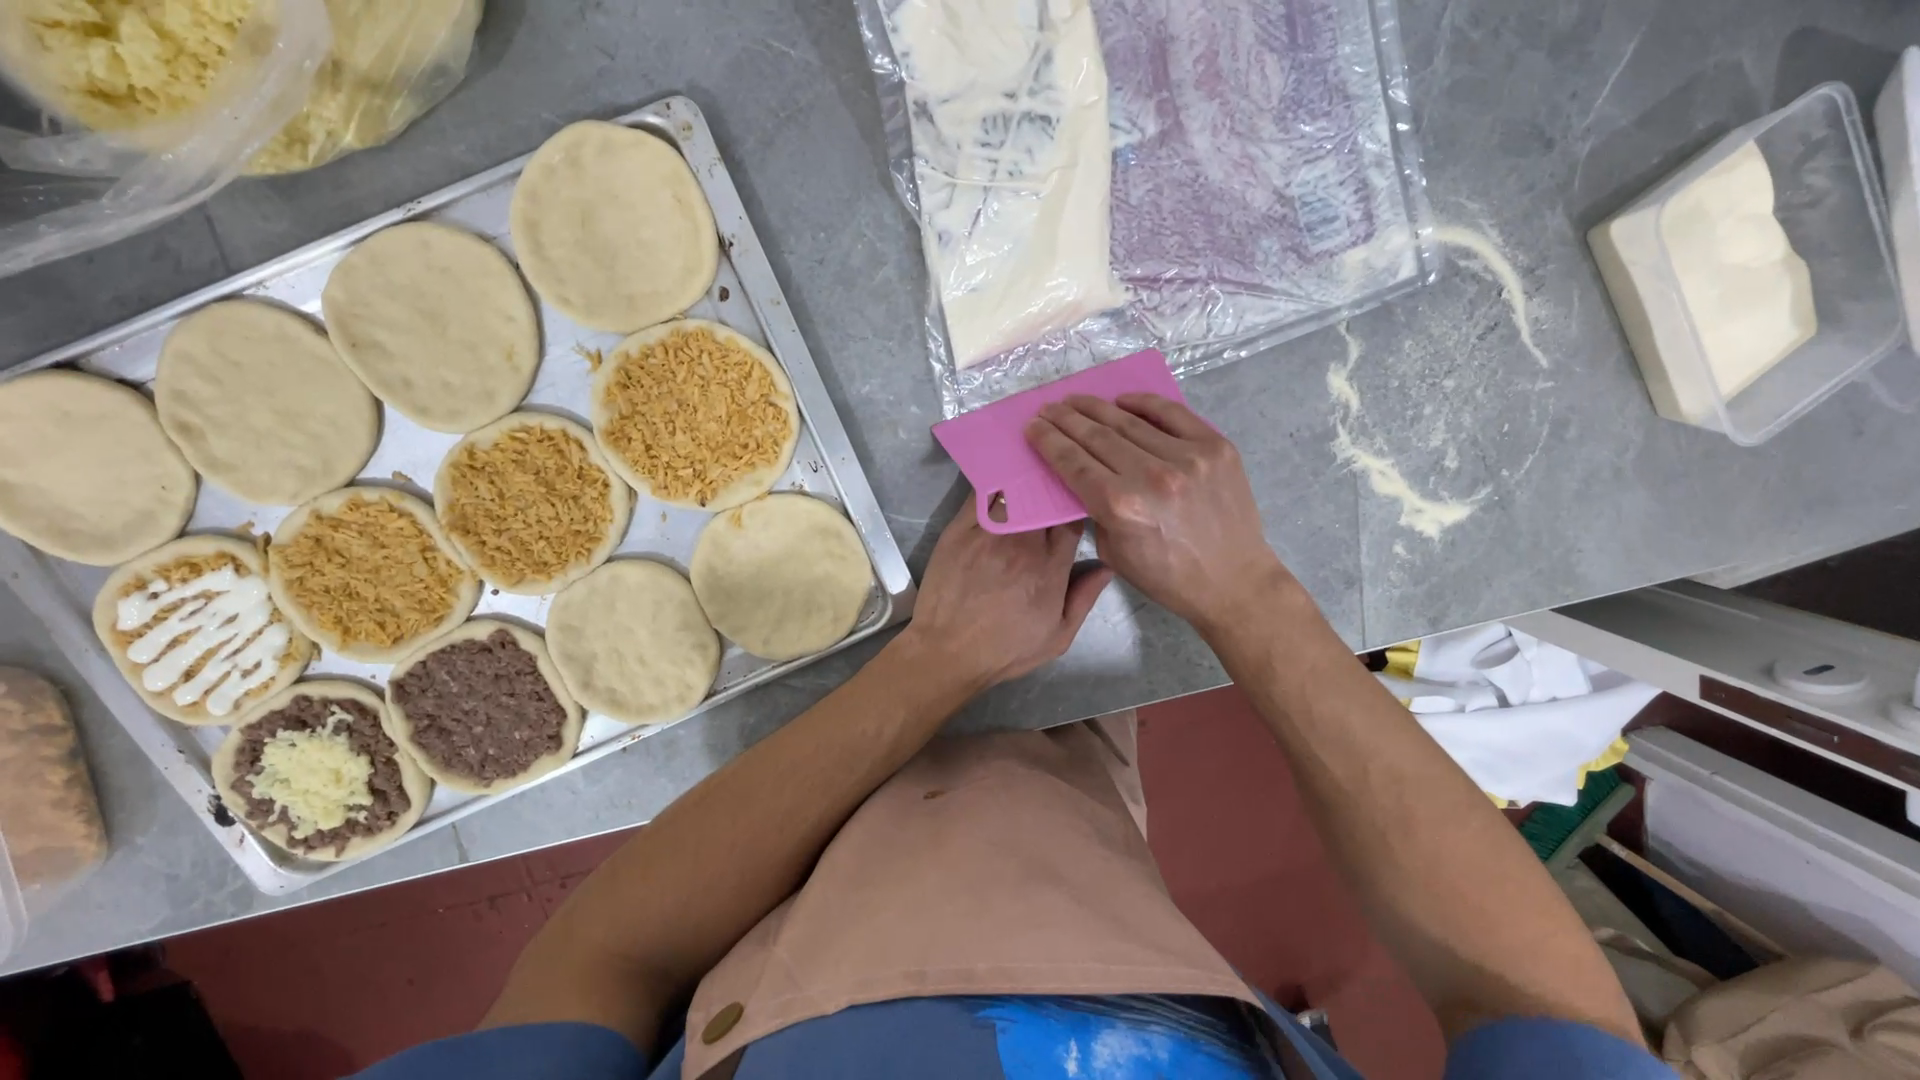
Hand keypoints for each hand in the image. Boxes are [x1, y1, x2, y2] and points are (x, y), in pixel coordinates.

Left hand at [901, 494, 1113, 689]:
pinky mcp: (959, 529)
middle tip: (1051, 487)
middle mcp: (1024, 543)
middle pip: (1045, 498)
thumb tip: (1107, 567)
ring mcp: (989, 533)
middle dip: (1051, 490)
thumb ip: (1084, 598)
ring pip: (1015, 490)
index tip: (1070, 508)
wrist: (947, 652)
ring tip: (1029, 472)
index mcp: (1051, 567)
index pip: (1071, 519)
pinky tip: (999, 476)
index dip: (1073, 509)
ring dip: (1025, 481)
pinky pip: (982, 493)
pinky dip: (994, 482)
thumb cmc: (1005, 650)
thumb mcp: (1057, 636)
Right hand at [1026, 394, 1288, 633]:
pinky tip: (1123, 399)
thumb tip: (1082, 474)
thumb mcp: (1114, 552)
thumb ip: (1095, 509)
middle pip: (1097, 436)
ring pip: (1130, 421)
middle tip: (1049, 408)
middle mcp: (1151, 476)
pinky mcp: (1215, 447)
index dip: (1049, 441)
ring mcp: (1187, 458)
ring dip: (1097, 408)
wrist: (1233, 581)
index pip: (1074, 462)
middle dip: (1066, 420)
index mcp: (1121, 507)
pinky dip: (1144, 403)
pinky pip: (1172, 414)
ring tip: (1077, 400)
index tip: (1034, 426)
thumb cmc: (1167, 577)